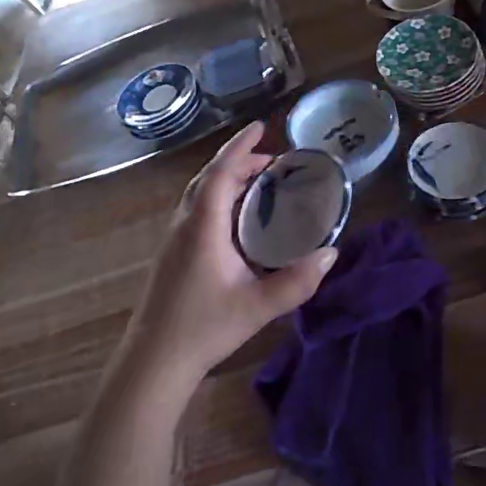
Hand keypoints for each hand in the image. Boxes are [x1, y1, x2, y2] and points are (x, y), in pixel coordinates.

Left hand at [122, 122, 337, 383]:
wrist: (155, 358)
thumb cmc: (204, 327)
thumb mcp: (258, 306)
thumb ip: (298, 281)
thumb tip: (331, 254)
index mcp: (203, 226)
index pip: (221, 172)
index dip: (240, 146)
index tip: (261, 127)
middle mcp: (184, 224)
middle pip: (209, 178)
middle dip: (239, 162)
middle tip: (273, 163)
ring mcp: (174, 239)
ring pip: (199, 195)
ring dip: (226, 181)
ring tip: (259, 186)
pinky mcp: (172, 255)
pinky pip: (196, 211)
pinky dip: (218, 201)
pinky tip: (237, 222)